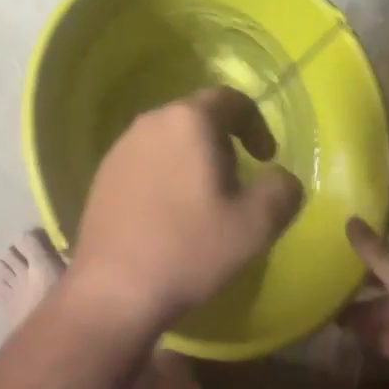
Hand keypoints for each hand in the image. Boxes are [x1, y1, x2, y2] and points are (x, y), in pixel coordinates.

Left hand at [67, 87, 304, 328]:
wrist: (113, 288)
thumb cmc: (189, 248)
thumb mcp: (255, 225)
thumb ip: (282, 191)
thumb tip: (283, 178)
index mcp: (190, 120)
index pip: (232, 100)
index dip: (257, 124)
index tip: (266, 158)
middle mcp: (153, 119)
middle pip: (199, 115)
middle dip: (225, 141)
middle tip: (238, 181)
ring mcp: (123, 145)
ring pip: (171, 137)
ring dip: (194, 157)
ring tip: (205, 199)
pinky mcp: (105, 172)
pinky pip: (147, 158)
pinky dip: (167, 173)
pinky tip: (170, 213)